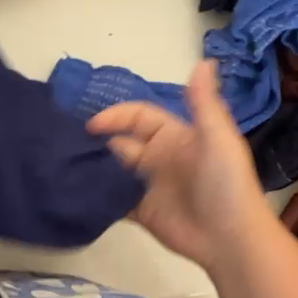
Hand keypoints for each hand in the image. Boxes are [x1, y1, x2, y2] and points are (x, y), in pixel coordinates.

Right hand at [87, 59, 278, 270]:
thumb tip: (201, 60)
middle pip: (122, 144)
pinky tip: (81, 196)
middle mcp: (159, 159)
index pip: (140, 119)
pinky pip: (116, 202)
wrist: (229, 237)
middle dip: (98, 142)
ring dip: (96, 169)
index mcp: (176, 137)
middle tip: (69, 147)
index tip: (91, 126)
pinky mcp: (142, 213)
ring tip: (68, 170)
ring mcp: (149, 187)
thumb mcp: (218, 139)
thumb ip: (204, 104)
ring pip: (115, 172)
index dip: (117, 117)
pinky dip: (100, 199)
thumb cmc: (226, 184)